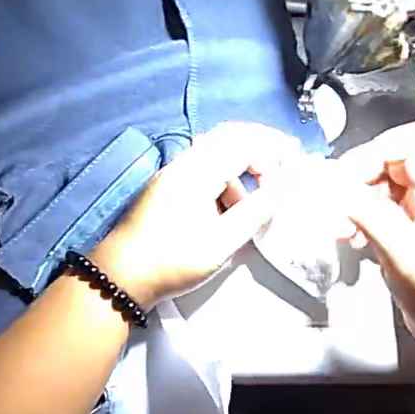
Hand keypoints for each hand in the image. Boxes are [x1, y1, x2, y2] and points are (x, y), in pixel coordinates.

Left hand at [88, 123, 298, 305]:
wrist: (120, 276)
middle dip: (258, 143)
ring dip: (240, 166)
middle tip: (285, 154)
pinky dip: (223, 179)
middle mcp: (183, 165)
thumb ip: (254, 213)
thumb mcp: (220, 242)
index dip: (272, 149)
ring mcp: (171, 176)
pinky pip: (201, 170)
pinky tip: (229, 208)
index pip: (242, 144)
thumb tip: (280, 189)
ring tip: (257, 197)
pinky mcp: (165, 190)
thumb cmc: (172, 260)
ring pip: (213, 154)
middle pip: (226, 137)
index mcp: (196, 172)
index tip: (294, 161)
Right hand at [337, 121, 414, 367]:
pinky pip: (376, 212)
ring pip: (378, 186)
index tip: (350, 182)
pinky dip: (358, 220)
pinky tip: (353, 240)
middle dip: (357, 179)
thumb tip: (336, 186)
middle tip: (339, 205)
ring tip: (342, 229)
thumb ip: (370, 216)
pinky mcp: (406, 235)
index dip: (375, 153)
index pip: (410, 141)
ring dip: (353, 202)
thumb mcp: (406, 255)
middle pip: (389, 160)